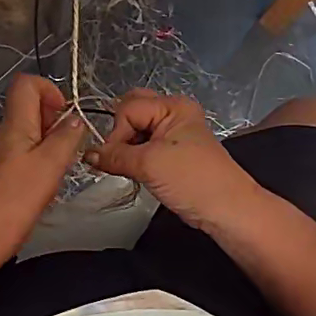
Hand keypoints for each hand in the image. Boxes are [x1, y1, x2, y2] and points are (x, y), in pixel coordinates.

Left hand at [0, 74, 89, 273]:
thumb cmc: (16, 198)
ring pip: (29, 130)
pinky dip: (39, 157)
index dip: (49, 89)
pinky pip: (23, 150)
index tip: (65, 115)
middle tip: (65, 147)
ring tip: (57, 167)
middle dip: (54, 119)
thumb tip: (75, 118)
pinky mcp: (0, 168)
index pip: (25, 83)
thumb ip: (66, 137)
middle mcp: (3, 131)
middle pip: (30, 106)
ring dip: (49, 141)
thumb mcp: (50, 165)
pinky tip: (45, 180)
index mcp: (14, 123)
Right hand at [84, 89, 263, 233]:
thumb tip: (87, 155)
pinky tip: (137, 171)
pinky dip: (134, 156)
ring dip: (126, 148)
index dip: (116, 133)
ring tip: (130, 168)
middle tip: (120, 158)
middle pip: (131, 112)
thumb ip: (114, 156)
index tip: (116, 159)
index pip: (127, 108)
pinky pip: (143, 145)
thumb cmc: (192, 180)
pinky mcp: (172, 152)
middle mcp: (173, 113)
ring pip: (135, 130)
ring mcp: (173, 132)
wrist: (228, 210)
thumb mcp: (148, 165)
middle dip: (120, 135)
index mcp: (172, 106)